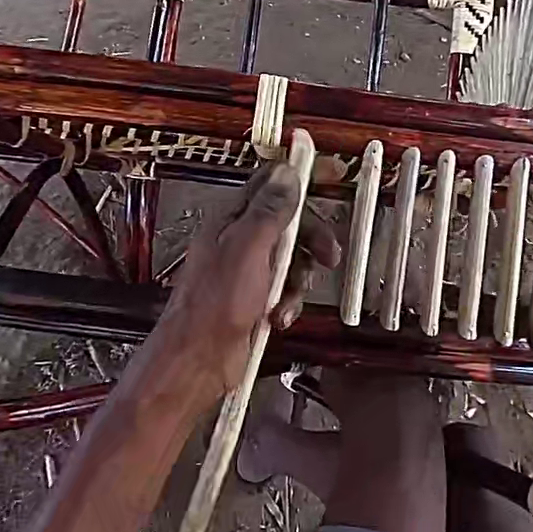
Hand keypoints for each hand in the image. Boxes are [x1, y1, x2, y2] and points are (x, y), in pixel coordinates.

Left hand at [148, 162, 340, 395]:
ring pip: (290, 258)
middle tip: (327, 255)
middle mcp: (237, 239)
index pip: (269, 182)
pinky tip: (278, 316)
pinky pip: (284, 287)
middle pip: (287, 222)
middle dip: (310, 239)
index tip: (332, 173)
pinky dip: (287, 302)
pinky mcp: (254, 296)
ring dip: (298, 279)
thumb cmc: (215, 304)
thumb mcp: (248, 249)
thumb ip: (269, 211)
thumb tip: (286, 172)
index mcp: (230, 219)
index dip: (299, 177)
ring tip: (287, 299)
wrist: (199, 359)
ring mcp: (246, 268)